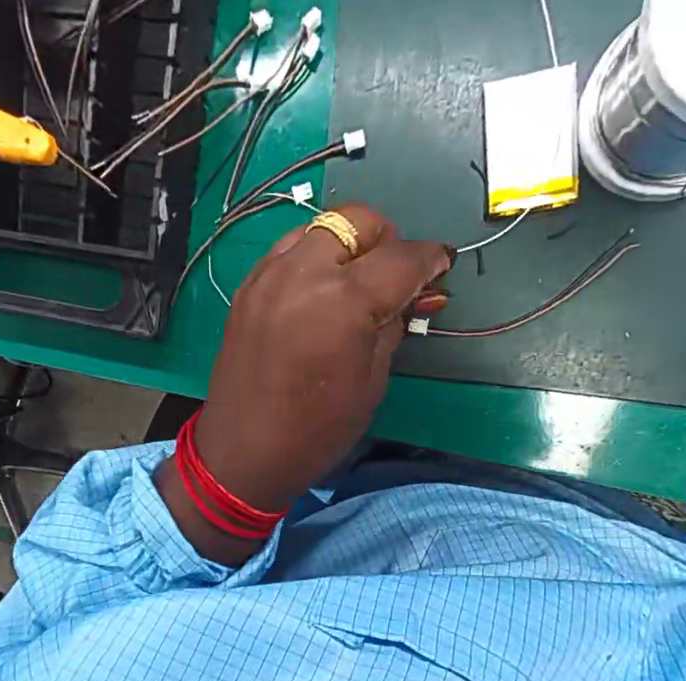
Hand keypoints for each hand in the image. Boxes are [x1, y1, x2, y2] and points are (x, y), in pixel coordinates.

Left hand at [159, 203, 451, 563]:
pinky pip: (287, 251)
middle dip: (386, 241)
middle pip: (358, 222)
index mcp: (343, 302)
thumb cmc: (316, 432)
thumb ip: (394, 326)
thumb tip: (414, 294)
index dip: (430, 260)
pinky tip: (317, 293)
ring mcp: (268, 277)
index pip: (401, 258)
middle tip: (394, 277)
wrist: (244, 453)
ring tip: (354, 283)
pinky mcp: (246, 289)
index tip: (441, 268)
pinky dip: (311, 258)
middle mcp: (303, 274)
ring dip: (346, 245)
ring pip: (318, 228)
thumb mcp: (371, 383)